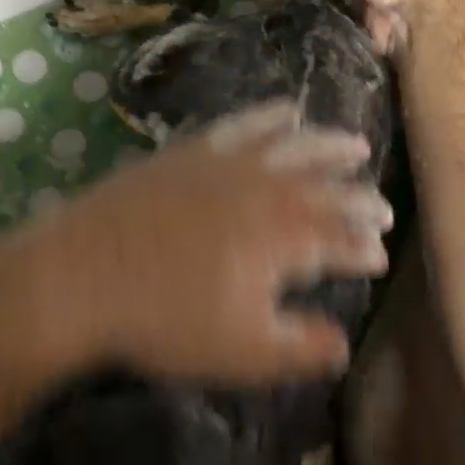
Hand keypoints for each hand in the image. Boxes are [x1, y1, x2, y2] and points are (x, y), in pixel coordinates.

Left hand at [10, 102, 392, 384]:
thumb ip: (302, 347)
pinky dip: (268, 117)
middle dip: (360, 199)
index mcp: (284, 237)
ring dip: (328, 147)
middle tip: (381, 209)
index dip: (365, 249)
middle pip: (326, 188)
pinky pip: (242, 125)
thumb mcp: (244, 353)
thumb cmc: (165, 320)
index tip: (380, 258)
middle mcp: (265, 190)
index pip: (341, 239)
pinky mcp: (190, 152)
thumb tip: (343, 342)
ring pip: (293, 146)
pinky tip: (283, 111)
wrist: (82, 275)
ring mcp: (226, 163)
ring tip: (354, 145)